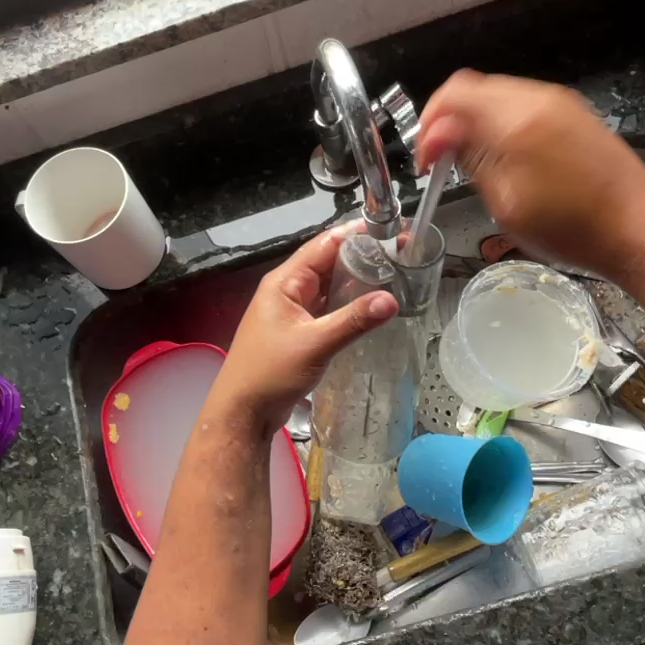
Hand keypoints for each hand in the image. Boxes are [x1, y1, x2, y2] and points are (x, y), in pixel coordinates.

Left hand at [211, 224, 399, 431]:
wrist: (243, 412)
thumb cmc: (269, 373)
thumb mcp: (314, 344)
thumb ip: (353, 321)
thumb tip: (391, 300)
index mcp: (285, 283)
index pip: (324, 246)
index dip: (356, 235)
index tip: (389, 232)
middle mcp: (288, 291)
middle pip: (329, 264)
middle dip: (363, 258)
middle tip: (401, 256)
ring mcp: (294, 312)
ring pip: (330, 288)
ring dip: (358, 283)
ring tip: (395, 277)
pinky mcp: (300, 332)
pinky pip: (329, 310)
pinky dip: (349, 307)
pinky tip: (372, 309)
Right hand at [416, 71, 644, 277]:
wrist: (638, 228)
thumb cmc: (569, 228)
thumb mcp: (504, 203)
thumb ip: (470, 160)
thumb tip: (442, 136)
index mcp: (516, 120)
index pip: (453, 95)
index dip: (429, 125)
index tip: (427, 162)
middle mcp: (538, 99)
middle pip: (473, 90)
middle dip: (449, 123)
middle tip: (443, 164)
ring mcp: (560, 102)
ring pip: (497, 96)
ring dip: (475, 123)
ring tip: (472, 165)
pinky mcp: (574, 114)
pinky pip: (523, 106)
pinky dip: (501, 125)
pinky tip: (505, 159)